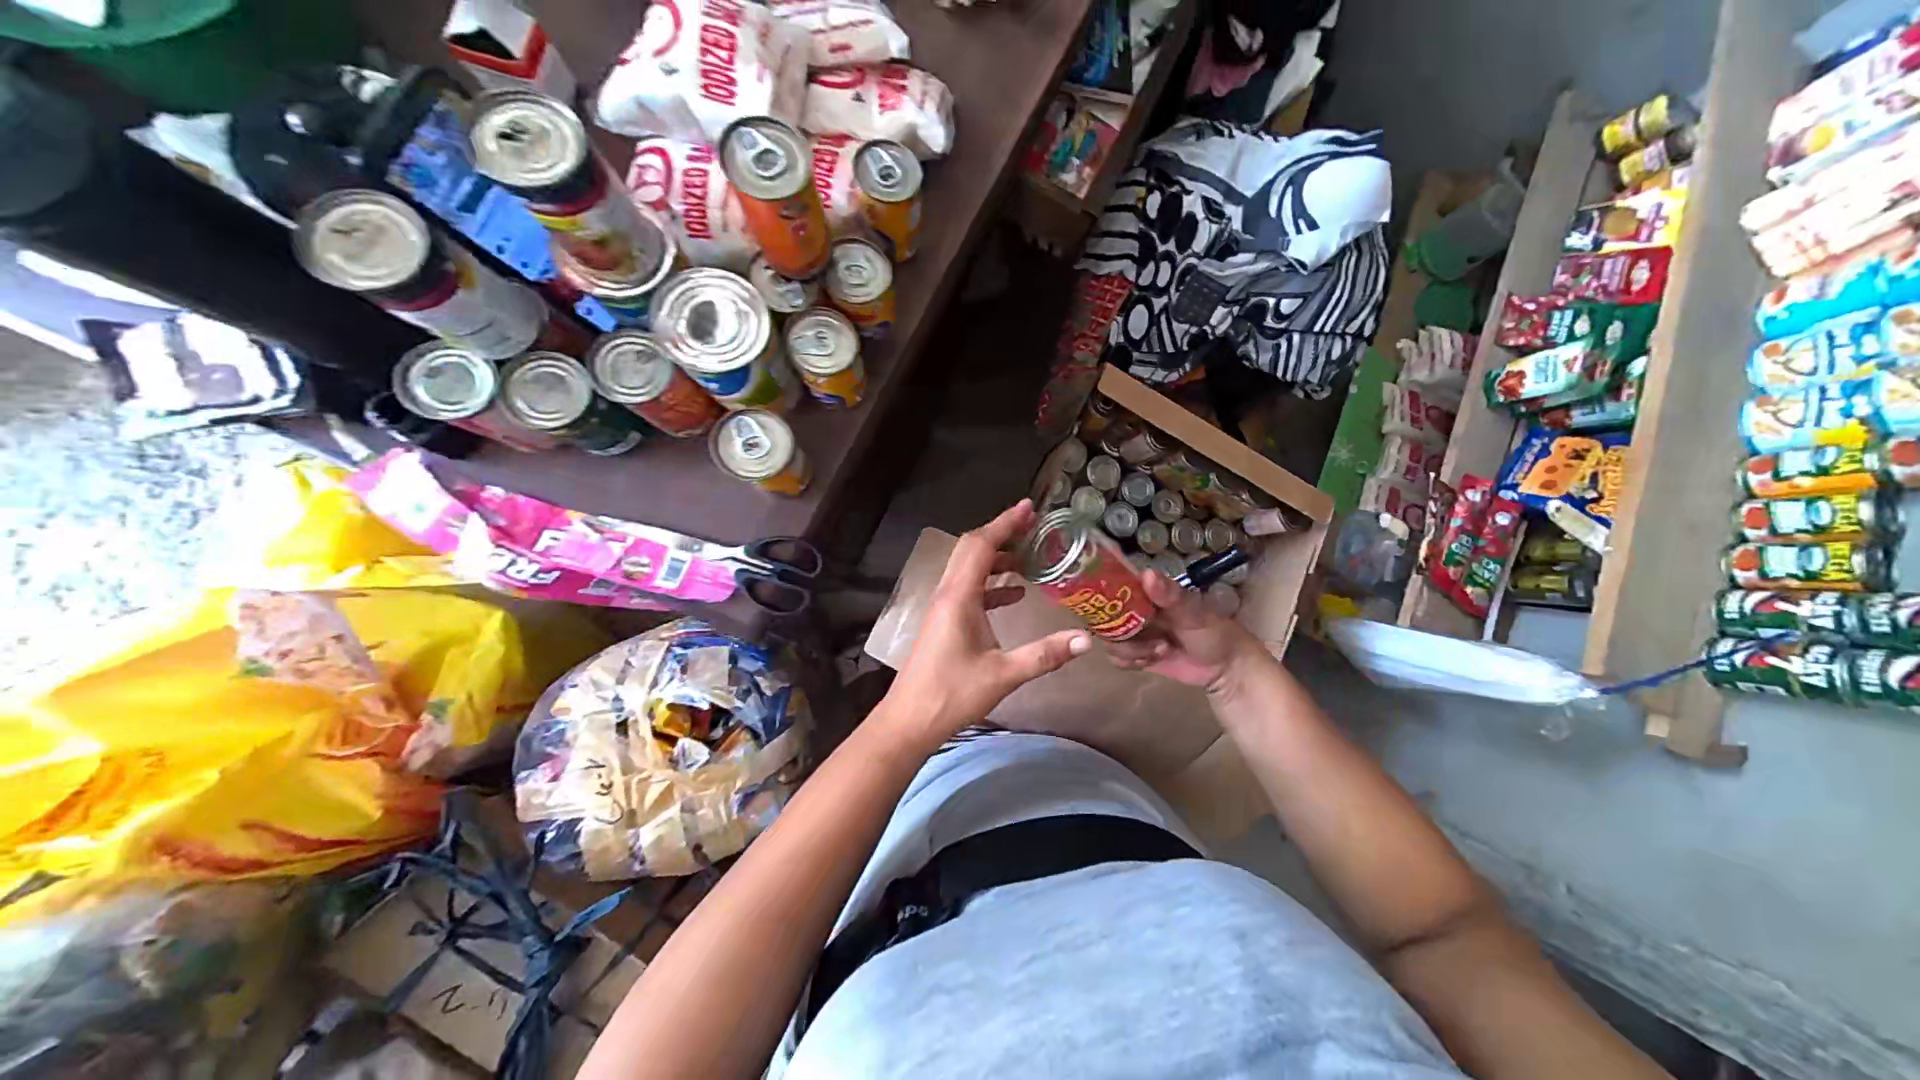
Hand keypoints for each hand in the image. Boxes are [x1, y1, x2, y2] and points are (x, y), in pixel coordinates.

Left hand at [883, 500, 1092, 744]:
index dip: (1005, 523)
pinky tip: (1014, 595)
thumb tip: (1086, 640)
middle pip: (972, 549)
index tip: (1029, 508)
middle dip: (1002, 534)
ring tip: (1031, 558)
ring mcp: (943, 608)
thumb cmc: (952, 694)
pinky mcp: (944, 623)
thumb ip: (1045, 655)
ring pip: (969, 569)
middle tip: (1034, 527)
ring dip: (997, 559)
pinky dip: (991, 584)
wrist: (910, 720)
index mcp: (958, 597)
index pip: (981, 546)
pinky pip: (969, 590)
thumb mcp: (1003, 675)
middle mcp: (947, 594)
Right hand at [1107, 569, 1266, 695]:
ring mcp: (1134, 633)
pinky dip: (1130, 662)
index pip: (1114, 586)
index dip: (1104, 595)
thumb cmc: (1213, 631)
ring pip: (1111, 640)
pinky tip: (1150, 662)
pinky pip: (1117, 658)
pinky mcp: (1135, 654)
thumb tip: (1147, 575)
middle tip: (1147, 639)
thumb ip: (1171, 595)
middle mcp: (1135, 610)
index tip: (1108, 607)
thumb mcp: (1194, 611)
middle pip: (1106, 616)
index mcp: (1147, 592)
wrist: (1225, 668)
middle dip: (1121, 632)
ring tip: (1160, 651)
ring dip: (1132, 649)